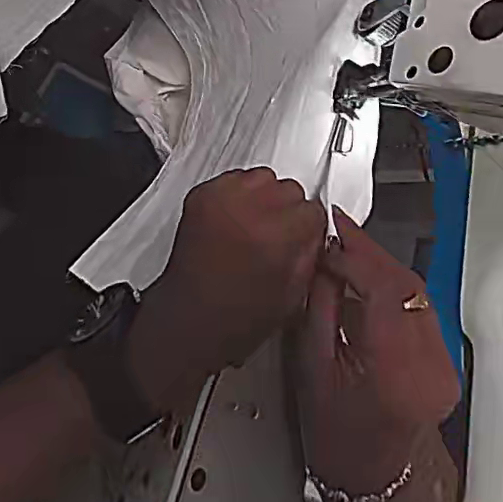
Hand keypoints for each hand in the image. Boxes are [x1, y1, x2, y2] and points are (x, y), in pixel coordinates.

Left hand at [128, 167, 324, 410]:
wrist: (187, 323)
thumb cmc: (232, 319)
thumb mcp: (292, 295)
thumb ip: (310, 254)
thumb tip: (315, 232)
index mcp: (276, 235)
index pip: (313, 208)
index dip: (310, 227)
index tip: (303, 236)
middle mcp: (249, 209)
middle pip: (290, 188)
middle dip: (288, 211)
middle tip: (277, 235)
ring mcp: (222, 199)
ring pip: (262, 178)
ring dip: (263, 198)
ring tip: (254, 226)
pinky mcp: (202, 196)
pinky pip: (233, 180)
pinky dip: (238, 196)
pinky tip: (235, 221)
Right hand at [295, 210, 459, 501]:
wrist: (373, 484)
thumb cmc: (338, 443)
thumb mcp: (312, 369)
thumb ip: (319, 307)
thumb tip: (324, 261)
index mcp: (393, 369)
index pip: (383, 285)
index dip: (357, 251)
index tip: (335, 232)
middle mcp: (427, 364)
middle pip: (404, 282)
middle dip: (369, 252)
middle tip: (340, 233)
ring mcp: (442, 363)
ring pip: (415, 290)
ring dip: (381, 267)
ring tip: (349, 254)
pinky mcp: (444, 360)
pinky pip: (420, 306)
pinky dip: (393, 288)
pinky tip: (369, 282)